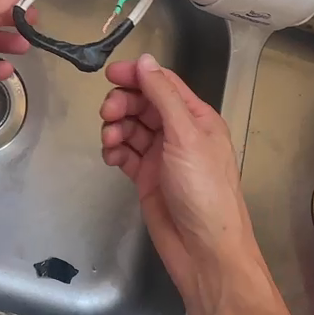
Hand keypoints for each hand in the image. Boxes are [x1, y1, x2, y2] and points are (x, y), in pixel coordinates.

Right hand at [100, 55, 272, 314]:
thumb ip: (163, 95)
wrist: (206, 254)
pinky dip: (114, 150)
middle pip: (143, 104)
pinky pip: (125, 153)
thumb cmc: (204, 190)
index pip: (162, 83)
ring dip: (116, 128)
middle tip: (107, 114)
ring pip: (131, 127)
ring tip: (109, 142)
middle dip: (122, 104)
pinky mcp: (147, 177)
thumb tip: (144, 59)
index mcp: (196, 118)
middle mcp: (178, 132)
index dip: (137, 75)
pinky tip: (111, 157)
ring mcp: (162, 156)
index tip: (110, 74)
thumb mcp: (185, 136)